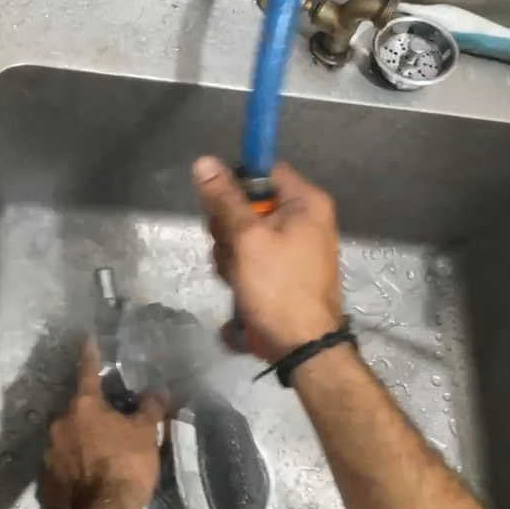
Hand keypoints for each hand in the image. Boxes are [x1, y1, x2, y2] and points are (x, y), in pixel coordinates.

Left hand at [38, 341, 167, 508]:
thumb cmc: (125, 466)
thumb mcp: (146, 433)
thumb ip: (150, 408)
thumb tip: (158, 391)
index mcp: (83, 406)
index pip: (87, 372)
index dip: (90, 355)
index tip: (88, 340)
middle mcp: (60, 423)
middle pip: (77, 410)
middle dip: (92, 415)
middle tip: (111, 424)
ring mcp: (49, 452)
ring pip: (68, 438)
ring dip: (81, 442)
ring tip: (101, 457)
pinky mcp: (45, 480)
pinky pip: (62, 465)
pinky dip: (73, 467)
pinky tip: (88, 479)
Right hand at [193, 156, 344, 361]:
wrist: (302, 347)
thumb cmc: (278, 287)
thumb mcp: (247, 239)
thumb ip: (224, 199)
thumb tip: (204, 161)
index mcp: (305, 202)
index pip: (263, 170)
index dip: (236, 185)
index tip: (219, 207)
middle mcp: (305, 218)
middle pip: (249, 203)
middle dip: (228, 228)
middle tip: (229, 249)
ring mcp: (296, 245)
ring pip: (245, 231)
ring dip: (230, 252)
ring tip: (236, 276)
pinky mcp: (285, 269)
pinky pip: (252, 254)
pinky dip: (241, 268)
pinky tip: (239, 286)